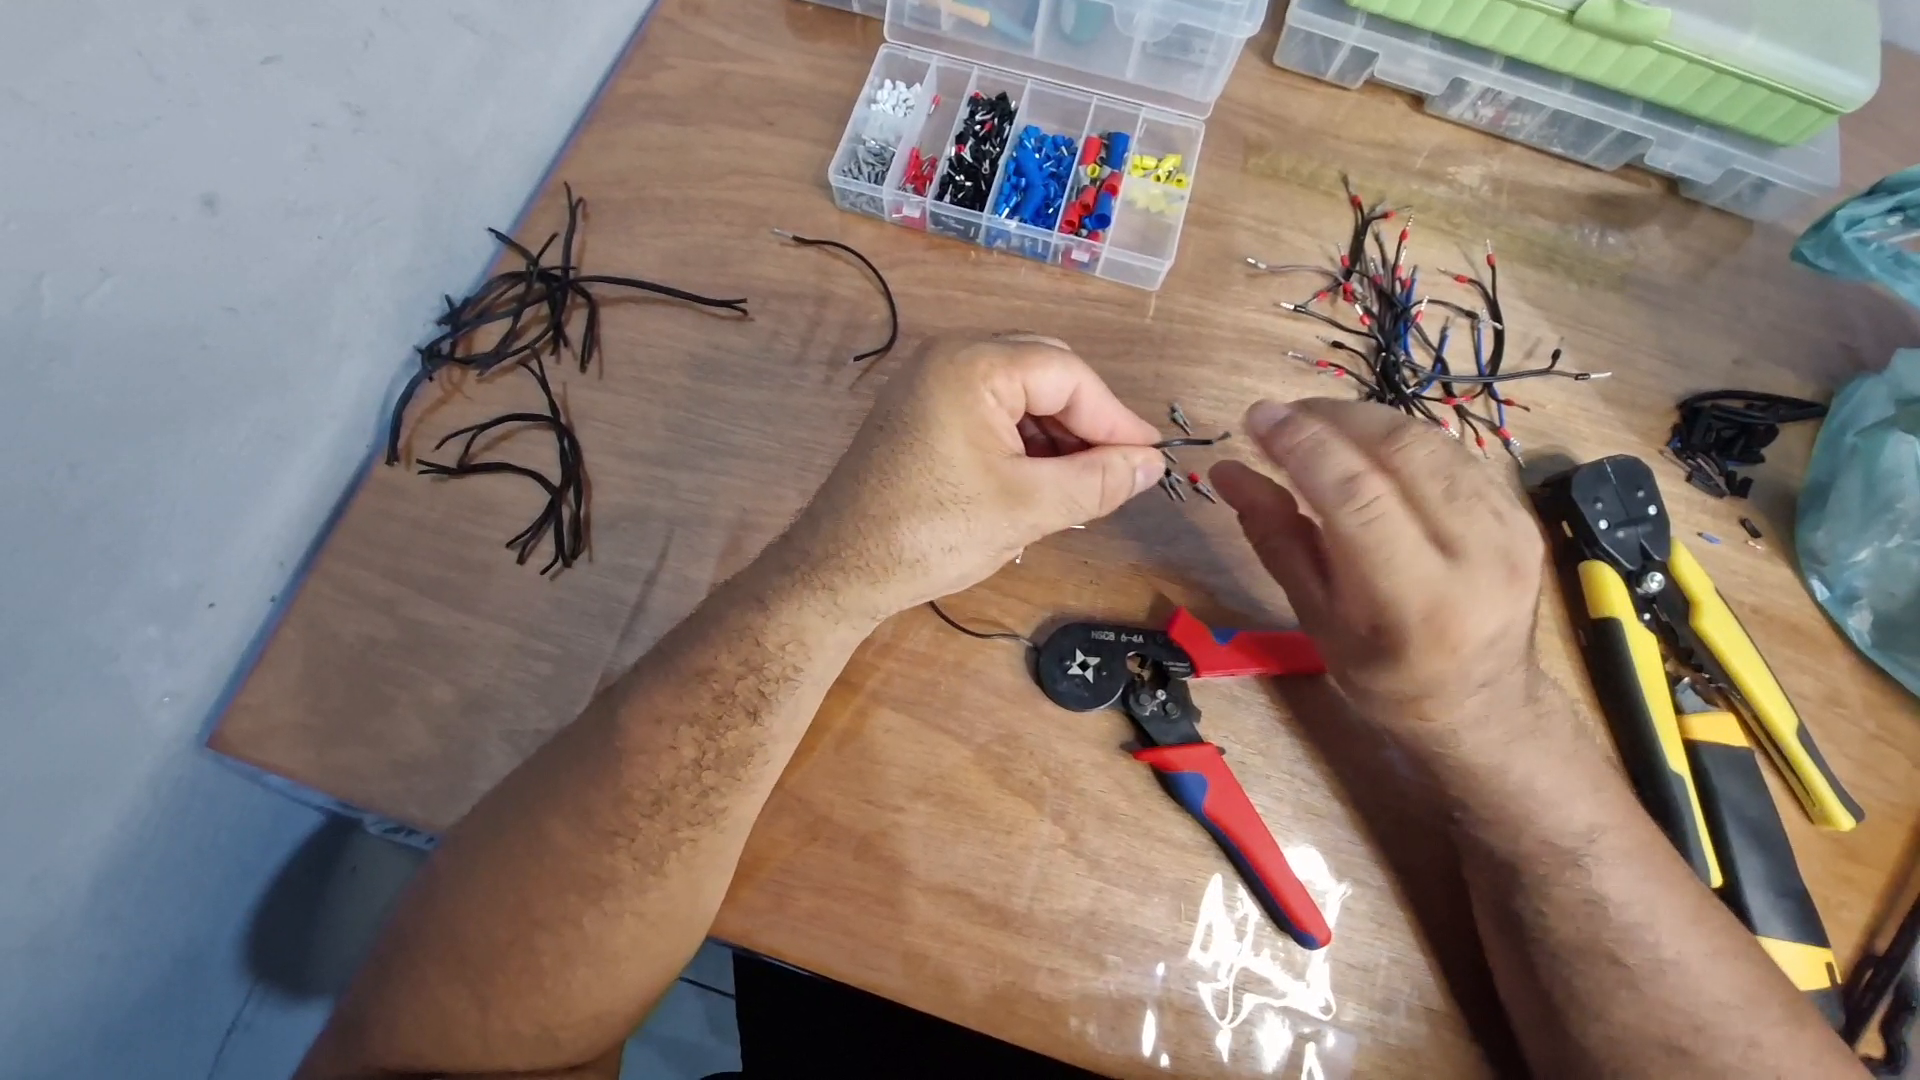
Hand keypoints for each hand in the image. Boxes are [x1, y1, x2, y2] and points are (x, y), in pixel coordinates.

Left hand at [779, 335, 1164, 618]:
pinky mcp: (919, 414)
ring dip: (1053, 437)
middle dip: (1083, 425)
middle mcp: (948, 358)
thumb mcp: (1027, 508)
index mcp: (973, 365)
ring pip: (1017, 396)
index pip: (1068, 373)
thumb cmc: (931, 534)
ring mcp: (928, 384)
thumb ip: (1099, 480)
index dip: (1114, 418)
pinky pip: (987, 412)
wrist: (838, 569)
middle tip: (1113, 472)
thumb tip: (1151, 464)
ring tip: (1075, 487)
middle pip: (1044, 374)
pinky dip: (1019, 443)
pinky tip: (1034, 483)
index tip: (1147, 460)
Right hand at [1210, 399, 1548, 762]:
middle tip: (1281, 415)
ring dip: (1363, 419)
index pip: (1356, 495)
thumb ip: (1274, 537)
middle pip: (1400, 451)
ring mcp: (1510, 528)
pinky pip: (1452, 451)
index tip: (1257, 416)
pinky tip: (1364, 445)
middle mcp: (1474, 554)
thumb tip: (1227, 471)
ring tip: (1314, 423)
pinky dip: (1398, 437)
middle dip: (1332, 418)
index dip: (1303, 445)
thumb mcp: (1314, 616)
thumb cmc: (1380, 672)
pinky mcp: (1522, 512)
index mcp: (1414, 599)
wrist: (1480, 702)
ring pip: (1429, 440)